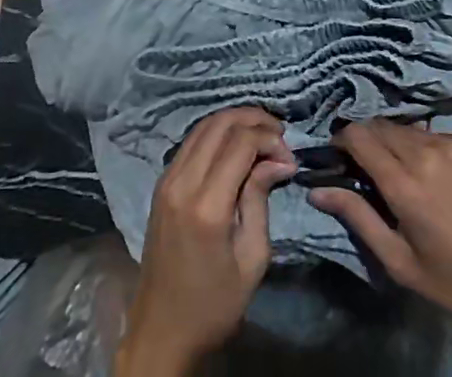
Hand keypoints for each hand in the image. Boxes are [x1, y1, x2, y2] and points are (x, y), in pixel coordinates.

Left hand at [115, 107, 295, 376]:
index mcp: (206, 205)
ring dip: (235, 122)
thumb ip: (260, 198)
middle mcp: (181, 183)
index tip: (290, 158)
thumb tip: (280, 160)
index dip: (270, 139)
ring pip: (202, 126)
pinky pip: (191, 142)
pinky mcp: (161, 185)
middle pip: (219, 123)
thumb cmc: (214, 303)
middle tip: (280, 135)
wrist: (162, 331)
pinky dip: (217, 134)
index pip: (241, 142)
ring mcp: (165, 181)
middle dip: (254, 119)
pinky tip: (237, 147)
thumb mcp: (252, 257)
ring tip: (263, 136)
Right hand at [308, 121, 451, 376]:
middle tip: (362, 166)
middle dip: (365, 140)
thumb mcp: (399, 261)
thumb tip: (317, 190)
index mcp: (405, 185)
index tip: (336, 157)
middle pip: (381, 126)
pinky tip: (430, 172)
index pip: (359, 137)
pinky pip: (435, 135)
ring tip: (396, 170)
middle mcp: (428, 153)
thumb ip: (358, 217)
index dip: (341, 141)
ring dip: (392, 141)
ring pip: (408, 128)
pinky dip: (422, 145)